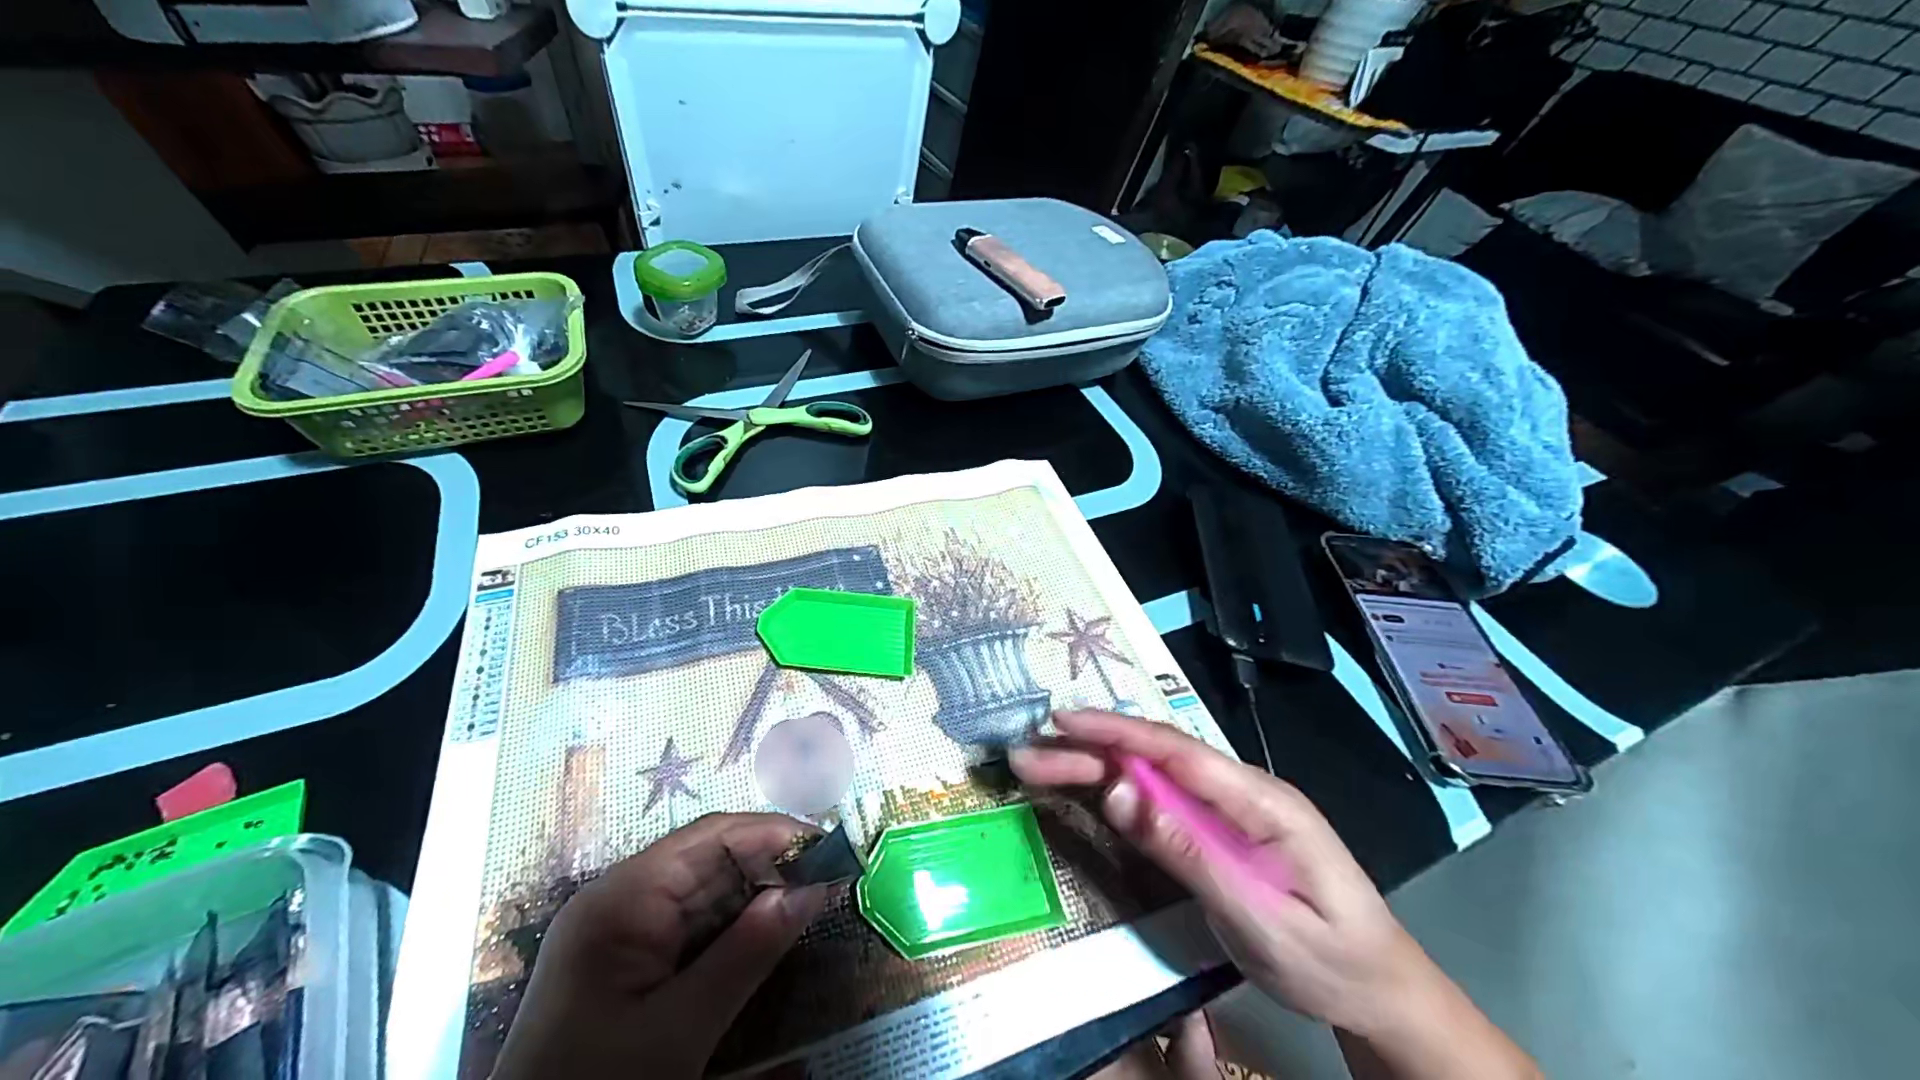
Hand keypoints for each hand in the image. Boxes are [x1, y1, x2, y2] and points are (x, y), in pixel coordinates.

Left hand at [492, 813, 826, 1079]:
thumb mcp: (680, 1028)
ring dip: (757, 896)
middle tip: (830, 880)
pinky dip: (733, 928)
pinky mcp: (626, 959)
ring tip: (811, 902)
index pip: (711, 837)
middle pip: (710, 860)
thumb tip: (811, 888)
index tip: (829, 845)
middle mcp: (620, 898)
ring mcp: (621, 929)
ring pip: (705, 892)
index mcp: (622, 898)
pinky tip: (767, 936)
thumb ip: (748, 952)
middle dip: (771, 865)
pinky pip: (690, 926)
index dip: (773, 832)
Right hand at [1011, 711, 1539, 1079]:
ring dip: (1094, 767)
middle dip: (1089, 750)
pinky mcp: (1216, 831)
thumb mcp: (1261, 915)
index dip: (1116, 732)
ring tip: (1039, 765)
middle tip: (1027, 753)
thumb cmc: (1330, 957)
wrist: (1380, 987)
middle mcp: (1239, 791)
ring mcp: (1227, 809)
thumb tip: (1120, 793)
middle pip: (1154, 758)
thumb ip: (1189, 850)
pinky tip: (1084, 788)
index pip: (1177, 751)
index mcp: (1261, 799)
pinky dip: (1116, 792)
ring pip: (1150, 776)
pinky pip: (1159, 802)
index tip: (1063, 722)